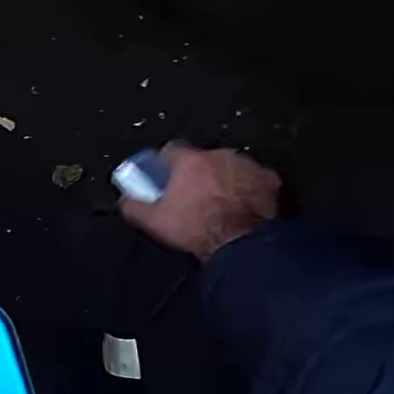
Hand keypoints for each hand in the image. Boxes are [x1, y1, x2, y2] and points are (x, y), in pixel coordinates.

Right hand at [120, 143, 280, 258]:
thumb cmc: (198, 228)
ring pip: (227, 166)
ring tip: (213, 204)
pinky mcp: (268, 180)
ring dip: (219, 179)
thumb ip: (133, 205)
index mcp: (190, 161)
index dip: (162, 164)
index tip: (160, 176)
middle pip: (200, 158)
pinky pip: (250, 178)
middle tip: (187, 195)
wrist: (241, 244)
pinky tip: (236, 206)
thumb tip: (125, 199)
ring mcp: (246, 166)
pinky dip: (243, 188)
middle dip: (193, 173)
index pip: (169, 149)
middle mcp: (220, 156)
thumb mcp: (153, 221)